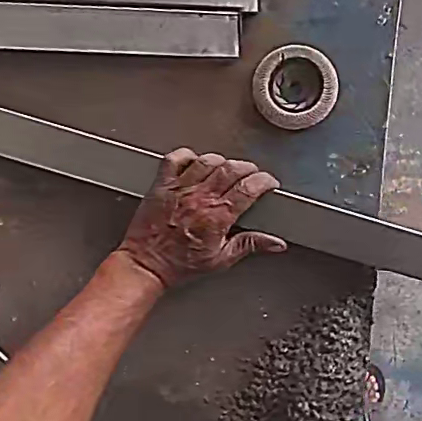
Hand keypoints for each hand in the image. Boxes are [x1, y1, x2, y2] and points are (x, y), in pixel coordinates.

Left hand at [115, 149, 287, 288]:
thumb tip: (274, 243)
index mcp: (217, 217)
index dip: (264, 181)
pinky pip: (175, 159)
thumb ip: (250, 245)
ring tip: (227, 168)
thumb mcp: (222, 260)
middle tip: (253, 174)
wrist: (147, 264)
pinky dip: (188, 156)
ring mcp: (180, 189)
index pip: (248, 188)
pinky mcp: (162, 185)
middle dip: (248, 168)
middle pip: (231, 169)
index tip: (269, 183)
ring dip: (222, 161)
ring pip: (207, 161)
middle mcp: (200, 199)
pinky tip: (195, 163)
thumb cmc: (180, 264)